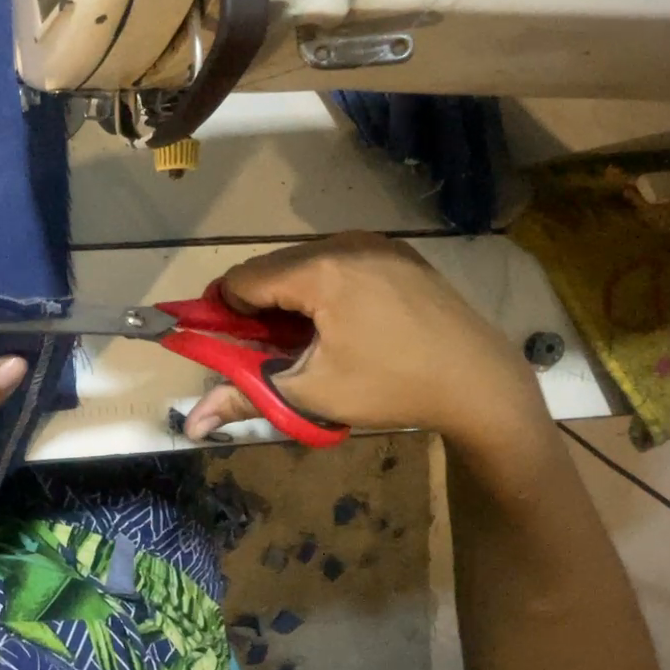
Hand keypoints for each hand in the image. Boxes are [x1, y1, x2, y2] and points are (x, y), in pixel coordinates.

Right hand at [184, 232, 544, 446]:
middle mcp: (345, 243)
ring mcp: (376, 243)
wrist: (480, 382)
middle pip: (270, 267)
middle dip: (259, 307)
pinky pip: (336, 260)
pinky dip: (322, 287)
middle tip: (274, 349)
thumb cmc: (390, 388)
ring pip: (301, 261)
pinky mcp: (397, 252)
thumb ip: (243, 398)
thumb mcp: (310, 395)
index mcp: (320, 272)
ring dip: (289, 297)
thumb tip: (190, 426)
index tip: (239, 347)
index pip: (242, 279)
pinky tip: (342, 322)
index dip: (227, 313)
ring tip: (310, 338)